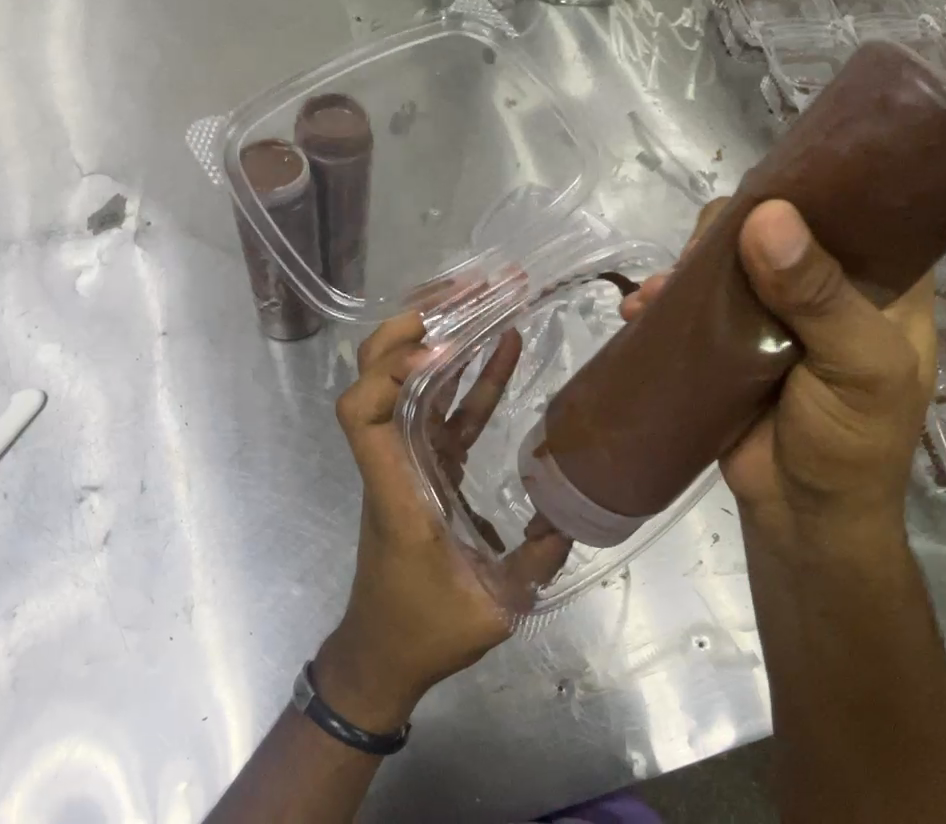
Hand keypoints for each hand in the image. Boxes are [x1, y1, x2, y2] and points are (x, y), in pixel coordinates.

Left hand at [317, 313, 572, 733]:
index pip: (362, 415)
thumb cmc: (424, 631)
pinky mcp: (428, 465)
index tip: (441, 347)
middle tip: (470, 288)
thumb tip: (582, 507)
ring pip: (413, 383)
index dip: (389, 371)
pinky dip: (472, 378)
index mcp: (396, 490)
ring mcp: (409, 458)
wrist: (384, 656)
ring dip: (447, 338)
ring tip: (492, 295)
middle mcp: (394, 461)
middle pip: (376, 376)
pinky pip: (447, 410)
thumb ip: (539, 558)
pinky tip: (505, 346)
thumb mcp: (493, 606)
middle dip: (416, 326)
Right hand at [622, 198, 936, 550]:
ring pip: (729, 260)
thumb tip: (766, 216)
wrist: (800, 519)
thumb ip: (819, 295)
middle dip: (729, 232)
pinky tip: (637, 311)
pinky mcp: (732, 341)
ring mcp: (775, 313)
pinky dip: (665, 302)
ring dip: (688, 266)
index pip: (854, 210)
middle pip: (776, 226)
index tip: (761, 192)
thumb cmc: (852, 445)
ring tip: (658, 292)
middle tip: (698, 257)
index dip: (809, 189)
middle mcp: (829, 287)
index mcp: (885, 283)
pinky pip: (697, 304)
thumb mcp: (858, 368)